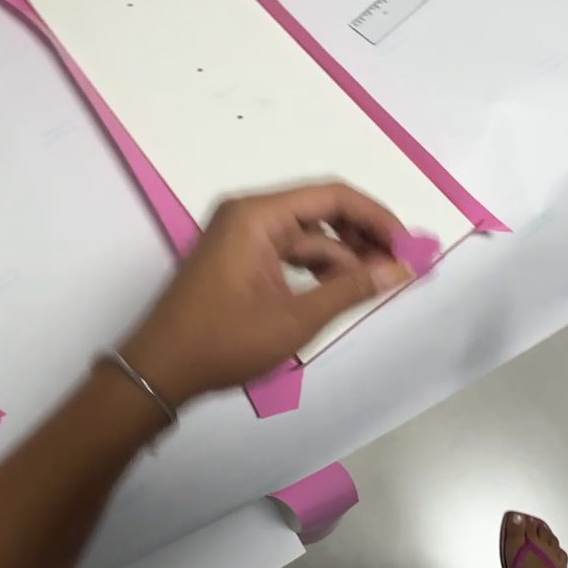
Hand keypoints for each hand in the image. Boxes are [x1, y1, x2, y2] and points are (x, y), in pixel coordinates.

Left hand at [119, 183, 413, 405]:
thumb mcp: (297, 316)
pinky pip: (288, 250)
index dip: (376, 217)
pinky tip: (341, 288)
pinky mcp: (238, 255)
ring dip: (341, 256)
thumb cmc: (225, 340)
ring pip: (306, 233)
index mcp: (258, 213)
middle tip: (399, 265)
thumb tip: (402, 269)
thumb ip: (353, 288)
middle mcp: (249, 213)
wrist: (161, 370)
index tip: (407, 245)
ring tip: (376, 283)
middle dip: (362, 236)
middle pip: (319, 211)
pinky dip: (316, 267)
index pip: (331, 196)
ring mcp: (241, 233)